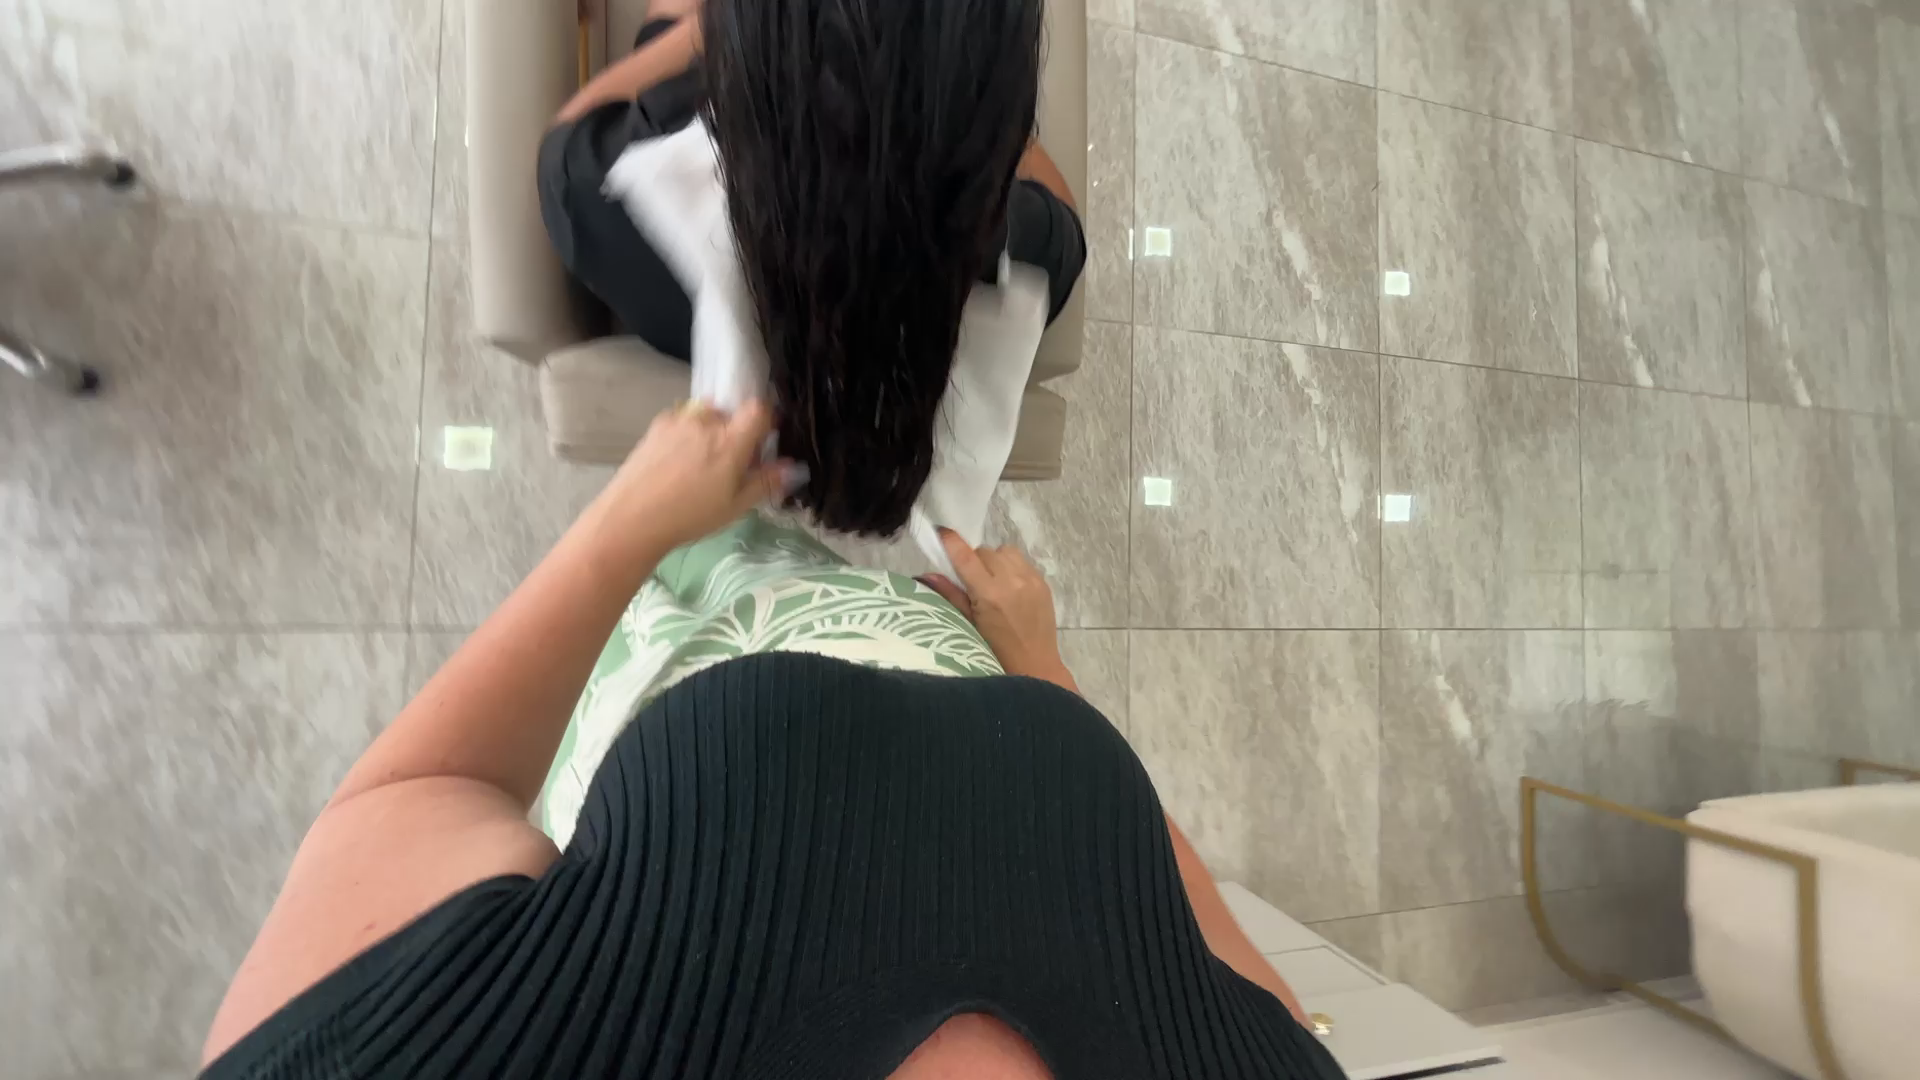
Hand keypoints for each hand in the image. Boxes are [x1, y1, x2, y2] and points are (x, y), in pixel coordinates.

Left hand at [589, 400, 797, 564]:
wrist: (630, 518)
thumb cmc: (690, 516)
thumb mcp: (736, 506)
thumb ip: (766, 482)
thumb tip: (793, 467)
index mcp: (730, 440)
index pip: (759, 408)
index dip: (767, 420)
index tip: (764, 441)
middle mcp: (706, 421)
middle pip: (732, 412)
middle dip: (737, 431)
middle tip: (733, 463)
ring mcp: (678, 421)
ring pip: (707, 415)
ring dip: (713, 431)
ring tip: (703, 463)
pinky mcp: (656, 426)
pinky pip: (684, 421)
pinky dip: (689, 434)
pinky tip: (679, 463)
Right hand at [919, 530, 1070, 683]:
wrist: (1036, 667)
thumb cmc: (996, 652)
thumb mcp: (968, 625)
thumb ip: (950, 595)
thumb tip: (925, 574)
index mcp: (990, 595)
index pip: (966, 557)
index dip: (952, 542)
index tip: (942, 533)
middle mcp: (1012, 581)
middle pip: (984, 551)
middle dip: (974, 560)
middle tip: (972, 581)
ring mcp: (1031, 580)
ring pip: (1004, 551)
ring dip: (994, 561)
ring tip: (992, 582)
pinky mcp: (1043, 582)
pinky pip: (1021, 561)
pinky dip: (1010, 567)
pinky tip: (1009, 588)